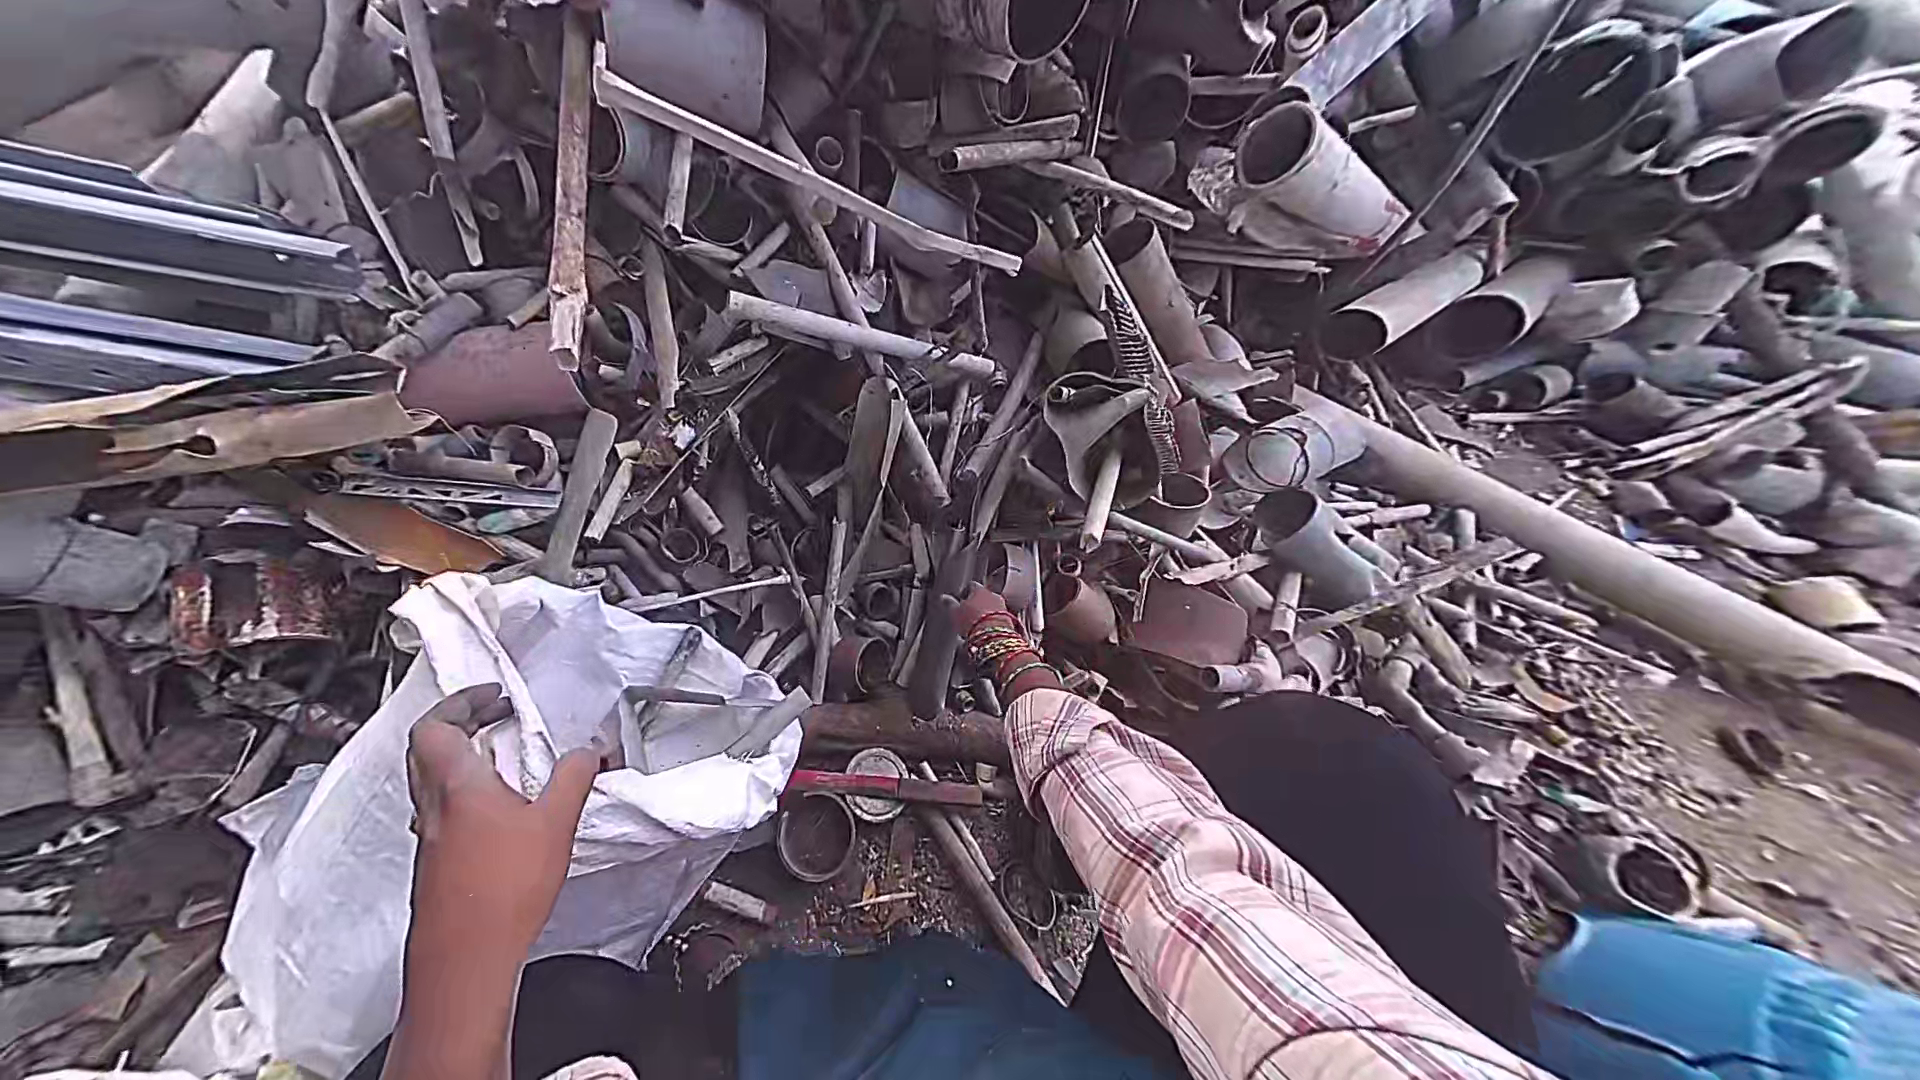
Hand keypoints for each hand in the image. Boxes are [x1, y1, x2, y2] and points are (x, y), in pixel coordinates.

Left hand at [406, 684, 603, 949]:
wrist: (466, 959)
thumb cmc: (503, 890)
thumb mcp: (556, 821)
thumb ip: (574, 776)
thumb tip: (590, 752)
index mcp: (457, 788)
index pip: (435, 728)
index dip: (461, 702)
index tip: (494, 695)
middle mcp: (433, 808)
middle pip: (427, 748)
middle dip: (463, 720)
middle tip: (499, 712)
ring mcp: (430, 835)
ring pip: (432, 776)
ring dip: (464, 752)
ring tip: (505, 750)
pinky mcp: (436, 858)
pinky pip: (443, 804)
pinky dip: (468, 784)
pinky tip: (503, 799)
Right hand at [952, 584, 1012, 637]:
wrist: (994, 636)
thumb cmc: (973, 622)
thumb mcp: (954, 613)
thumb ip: (949, 603)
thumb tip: (944, 598)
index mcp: (979, 589)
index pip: (971, 586)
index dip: (964, 592)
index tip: (960, 601)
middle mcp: (993, 595)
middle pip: (983, 596)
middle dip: (976, 604)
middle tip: (967, 615)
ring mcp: (1003, 607)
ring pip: (991, 607)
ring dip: (985, 614)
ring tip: (975, 625)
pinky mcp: (1009, 620)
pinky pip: (998, 618)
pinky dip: (992, 622)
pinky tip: (985, 631)